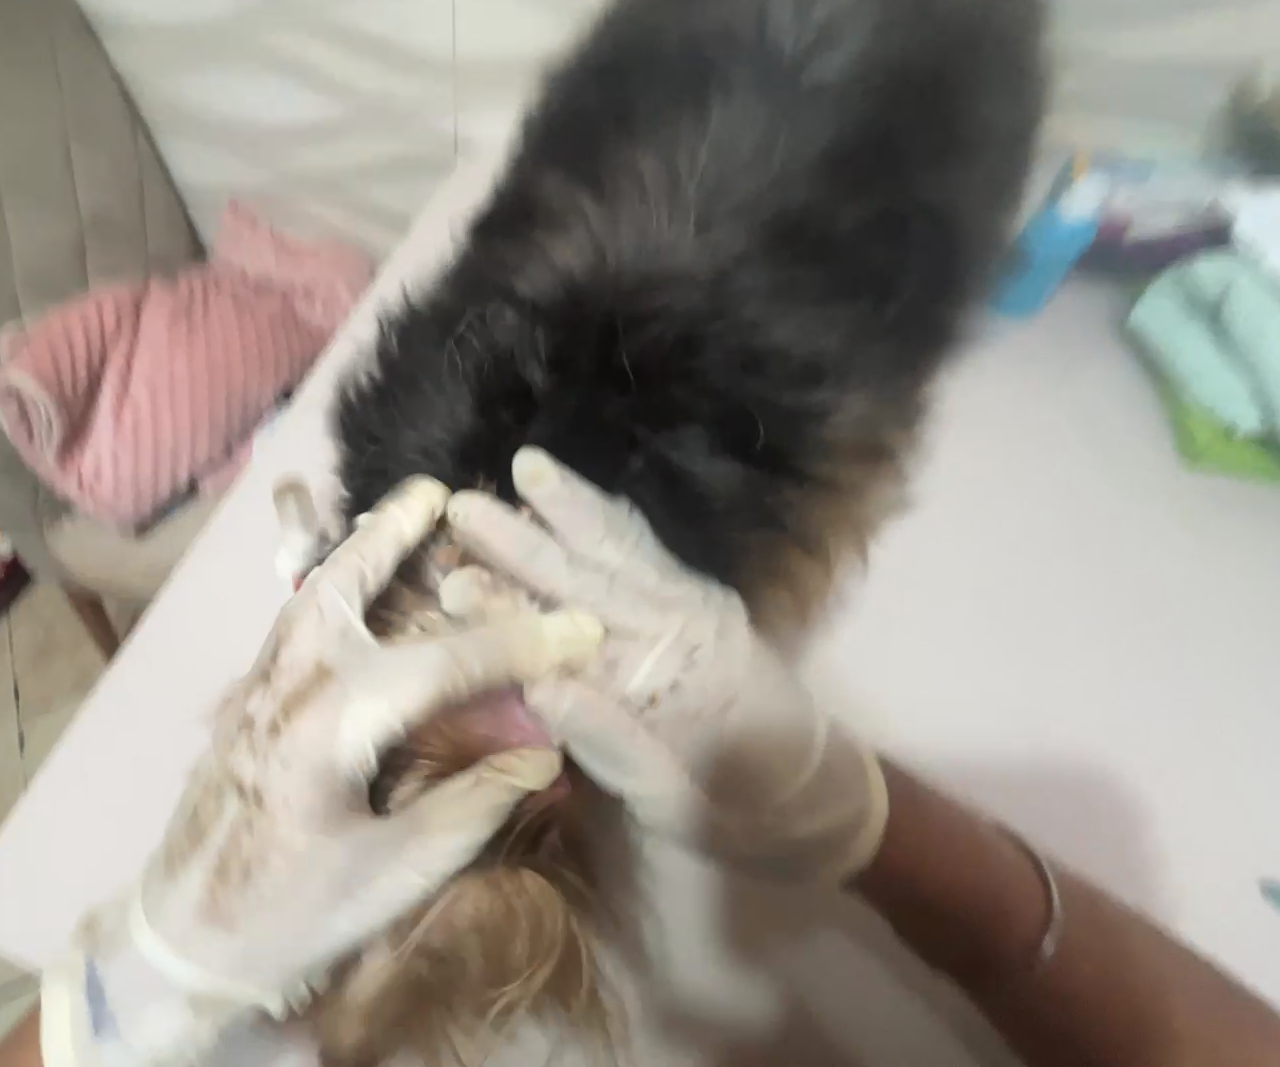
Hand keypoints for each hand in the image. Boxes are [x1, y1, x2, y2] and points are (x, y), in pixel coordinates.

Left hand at [78, 476, 603, 1064]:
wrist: (180, 938)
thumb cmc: (289, 915)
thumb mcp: (391, 876)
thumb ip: (470, 806)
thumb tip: (542, 754)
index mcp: (330, 723)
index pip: (443, 664)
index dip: (519, 645)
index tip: (578, 627)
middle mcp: (289, 682)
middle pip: (344, 583)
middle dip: (392, 532)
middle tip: (434, 490)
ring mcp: (258, 682)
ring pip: (312, 591)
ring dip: (359, 549)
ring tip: (401, 517)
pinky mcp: (247, 695)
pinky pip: (296, 617)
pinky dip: (333, 584)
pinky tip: (356, 587)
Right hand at [444, 447, 887, 882]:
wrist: (824, 800)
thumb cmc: (746, 810)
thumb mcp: (678, 802)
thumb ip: (614, 742)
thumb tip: (539, 684)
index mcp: (669, 675)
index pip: (569, 632)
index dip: (508, 611)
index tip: (455, 587)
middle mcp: (679, 625)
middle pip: (589, 574)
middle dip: (525, 540)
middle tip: (464, 506)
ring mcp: (691, 608)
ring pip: (622, 549)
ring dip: (573, 509)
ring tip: (529, 470)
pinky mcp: (696, 607)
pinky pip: (647, 554)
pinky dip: (611, 521)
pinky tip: (583, 503)